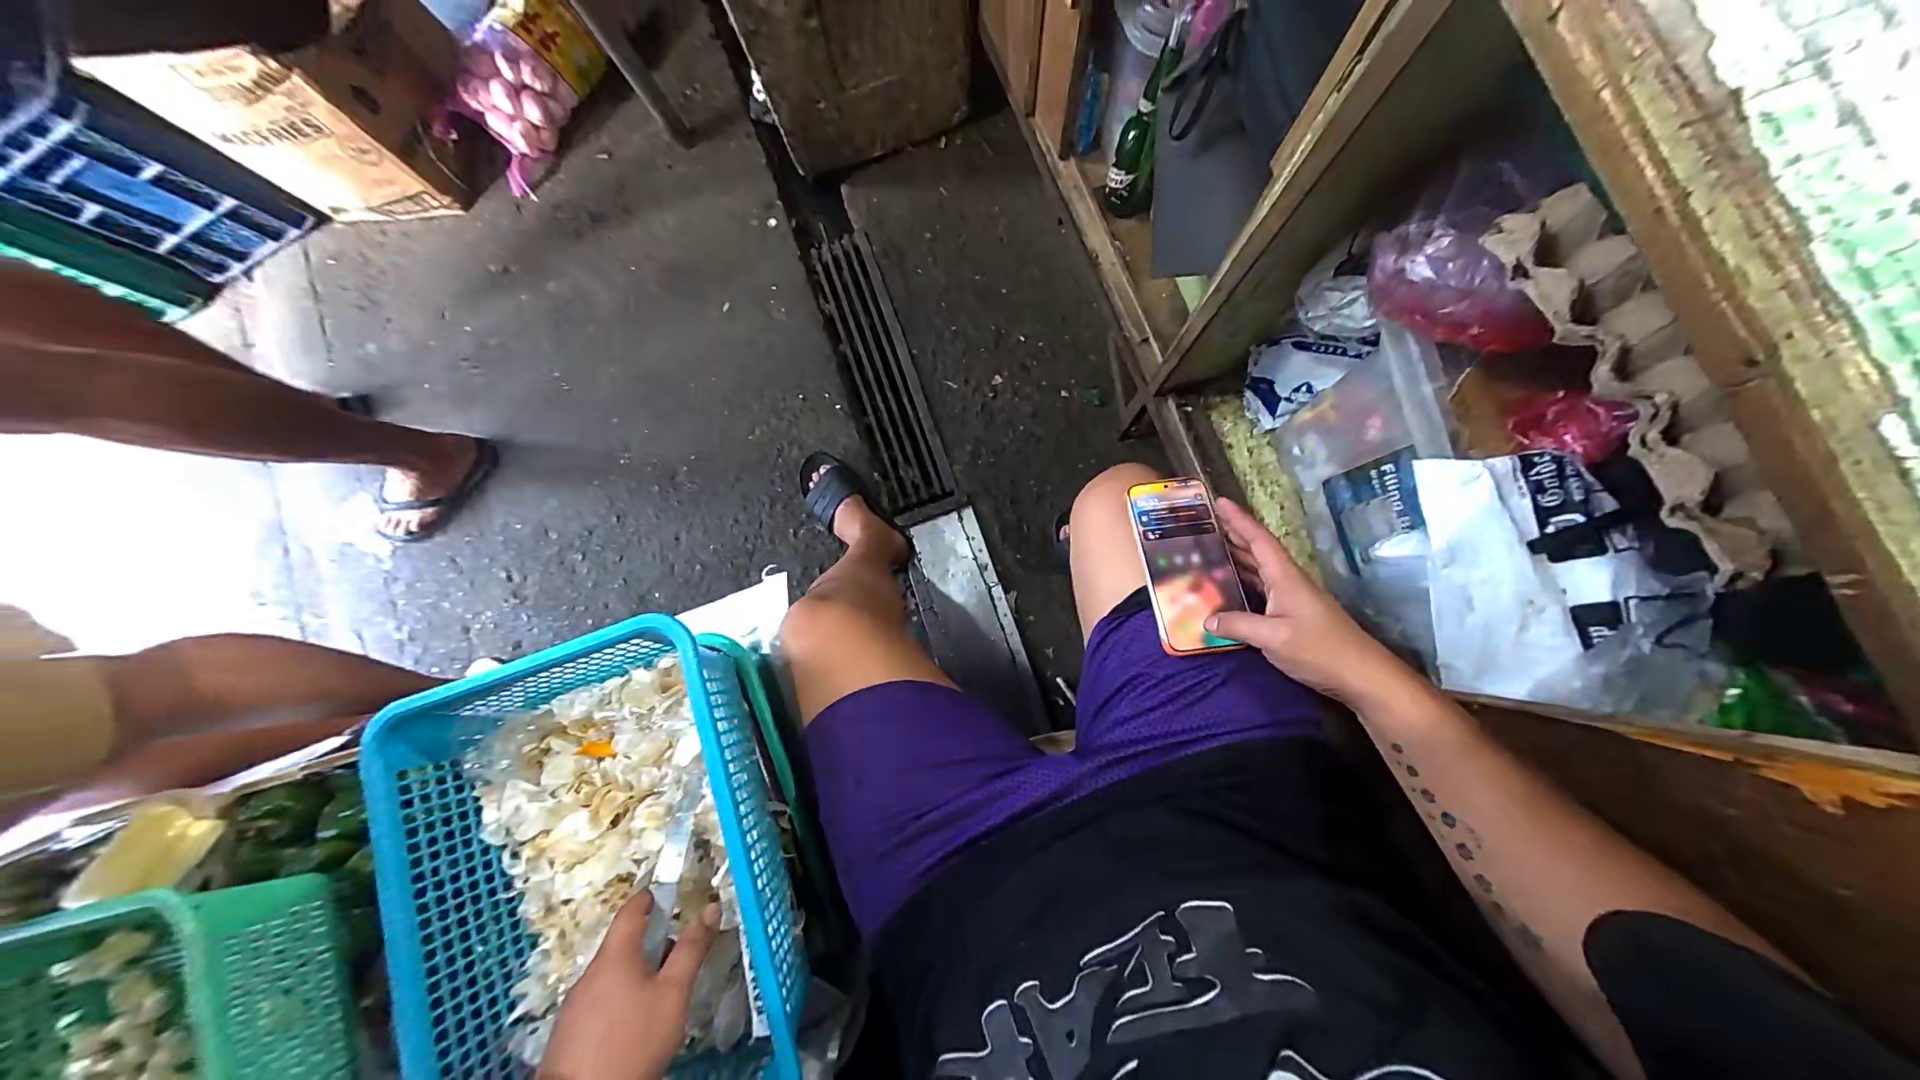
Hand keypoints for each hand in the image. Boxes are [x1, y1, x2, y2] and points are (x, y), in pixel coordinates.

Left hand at [538, 892, 720, 1079]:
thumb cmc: (633, 1039)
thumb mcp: (673, 993)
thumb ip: (691, 949)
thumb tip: (710, 907)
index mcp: (615, 955)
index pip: (631, 911)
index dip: (650, 898)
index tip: (669, 897)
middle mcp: (591, 973)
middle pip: (623, 944)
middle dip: (652, 943)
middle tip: (679, 955)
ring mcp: (576, 1005)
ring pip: (613, 975)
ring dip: (638, 973)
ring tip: (663, 995)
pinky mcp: (570, 1034)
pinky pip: (602, 1001)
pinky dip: (622, 999)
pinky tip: (636, 1024)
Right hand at [1207, 498, 1417, 704]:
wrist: (1360, 675)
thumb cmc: (1319, 650)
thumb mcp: (1273, 638)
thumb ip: (1238, 625)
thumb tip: (1207, 619)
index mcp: (1285, 578)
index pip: (1259, 541)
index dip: (1239, 520)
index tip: (1220, 501)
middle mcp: (1288, 582)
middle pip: (1259, 550)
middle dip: (1235, 534)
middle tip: (1208, 523)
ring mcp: (1292, 598)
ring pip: (1260, 569)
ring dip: (1238, 557)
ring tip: (1212, 549)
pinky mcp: (1292, 615)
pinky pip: (1262, 589)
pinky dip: (1244, 581)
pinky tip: (1230, 586)